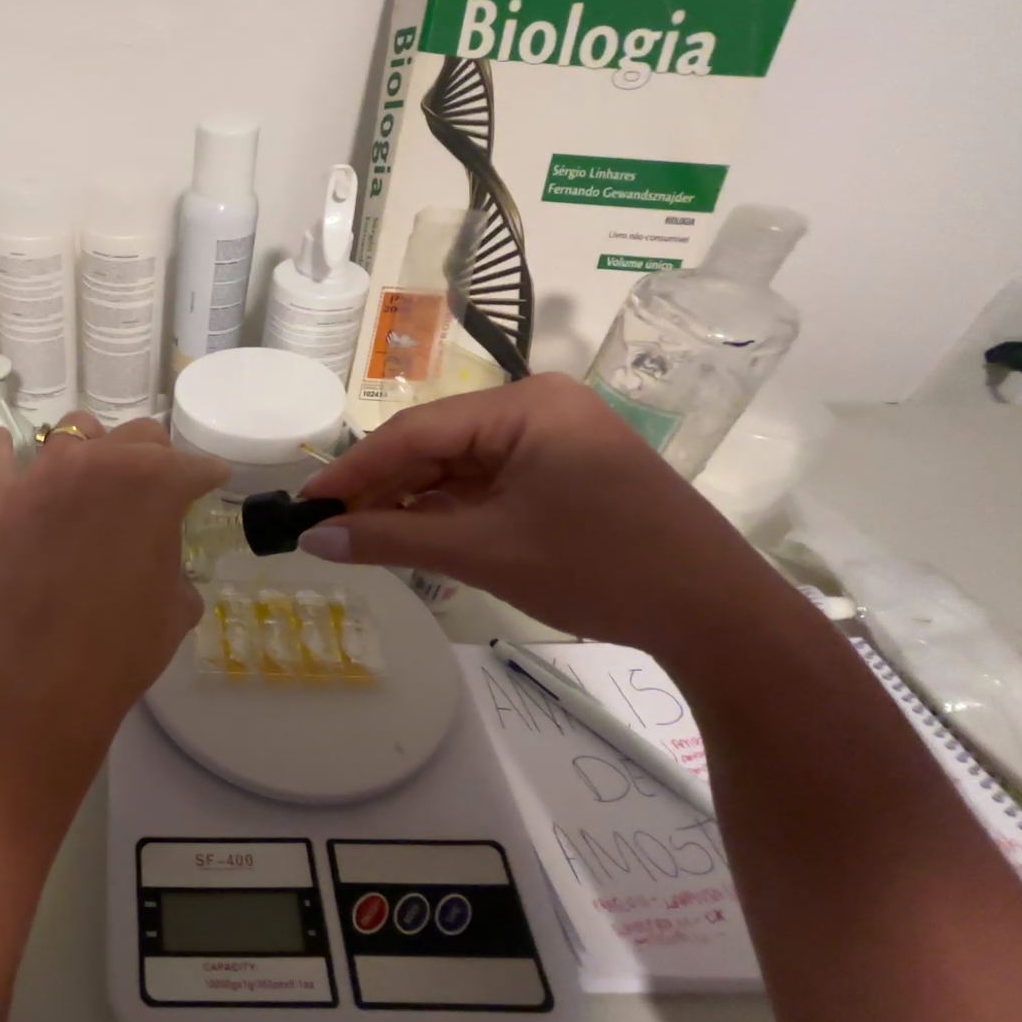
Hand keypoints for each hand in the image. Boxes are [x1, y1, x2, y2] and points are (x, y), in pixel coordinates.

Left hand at [0, 412, 229, 757]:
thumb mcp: (177, 606)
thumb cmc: (121, 648)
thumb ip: (175, 563)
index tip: (209, 482)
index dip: (206, 476)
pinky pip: (0, 456)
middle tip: (156, 487)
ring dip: (94, 447)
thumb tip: (158, 557)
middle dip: (155, 457)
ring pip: (73, 431)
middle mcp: (99, 462)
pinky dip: (6, 449)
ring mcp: (42, 476)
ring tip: (94, 473)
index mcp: (155, 483)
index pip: (192, 465)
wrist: (39, 680)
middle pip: (137, 436)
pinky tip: (6, 444)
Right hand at [297, 374, 780, 651]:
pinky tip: (409, 532)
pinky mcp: (561, 472)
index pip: (415, 431)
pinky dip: (445, 509)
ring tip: (358, 533)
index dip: (352, 471)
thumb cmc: (599, 569)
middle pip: (434, 444)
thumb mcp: (483, 551)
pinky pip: (484, 483)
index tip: (305, 504)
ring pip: (455, 465)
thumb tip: (313, 540)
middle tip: (325, 525)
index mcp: (525, 406)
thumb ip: (391, 539)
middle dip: (379, 487)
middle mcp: (537, 408)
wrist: (716, 615)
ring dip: (408, 500)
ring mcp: (552, 440)